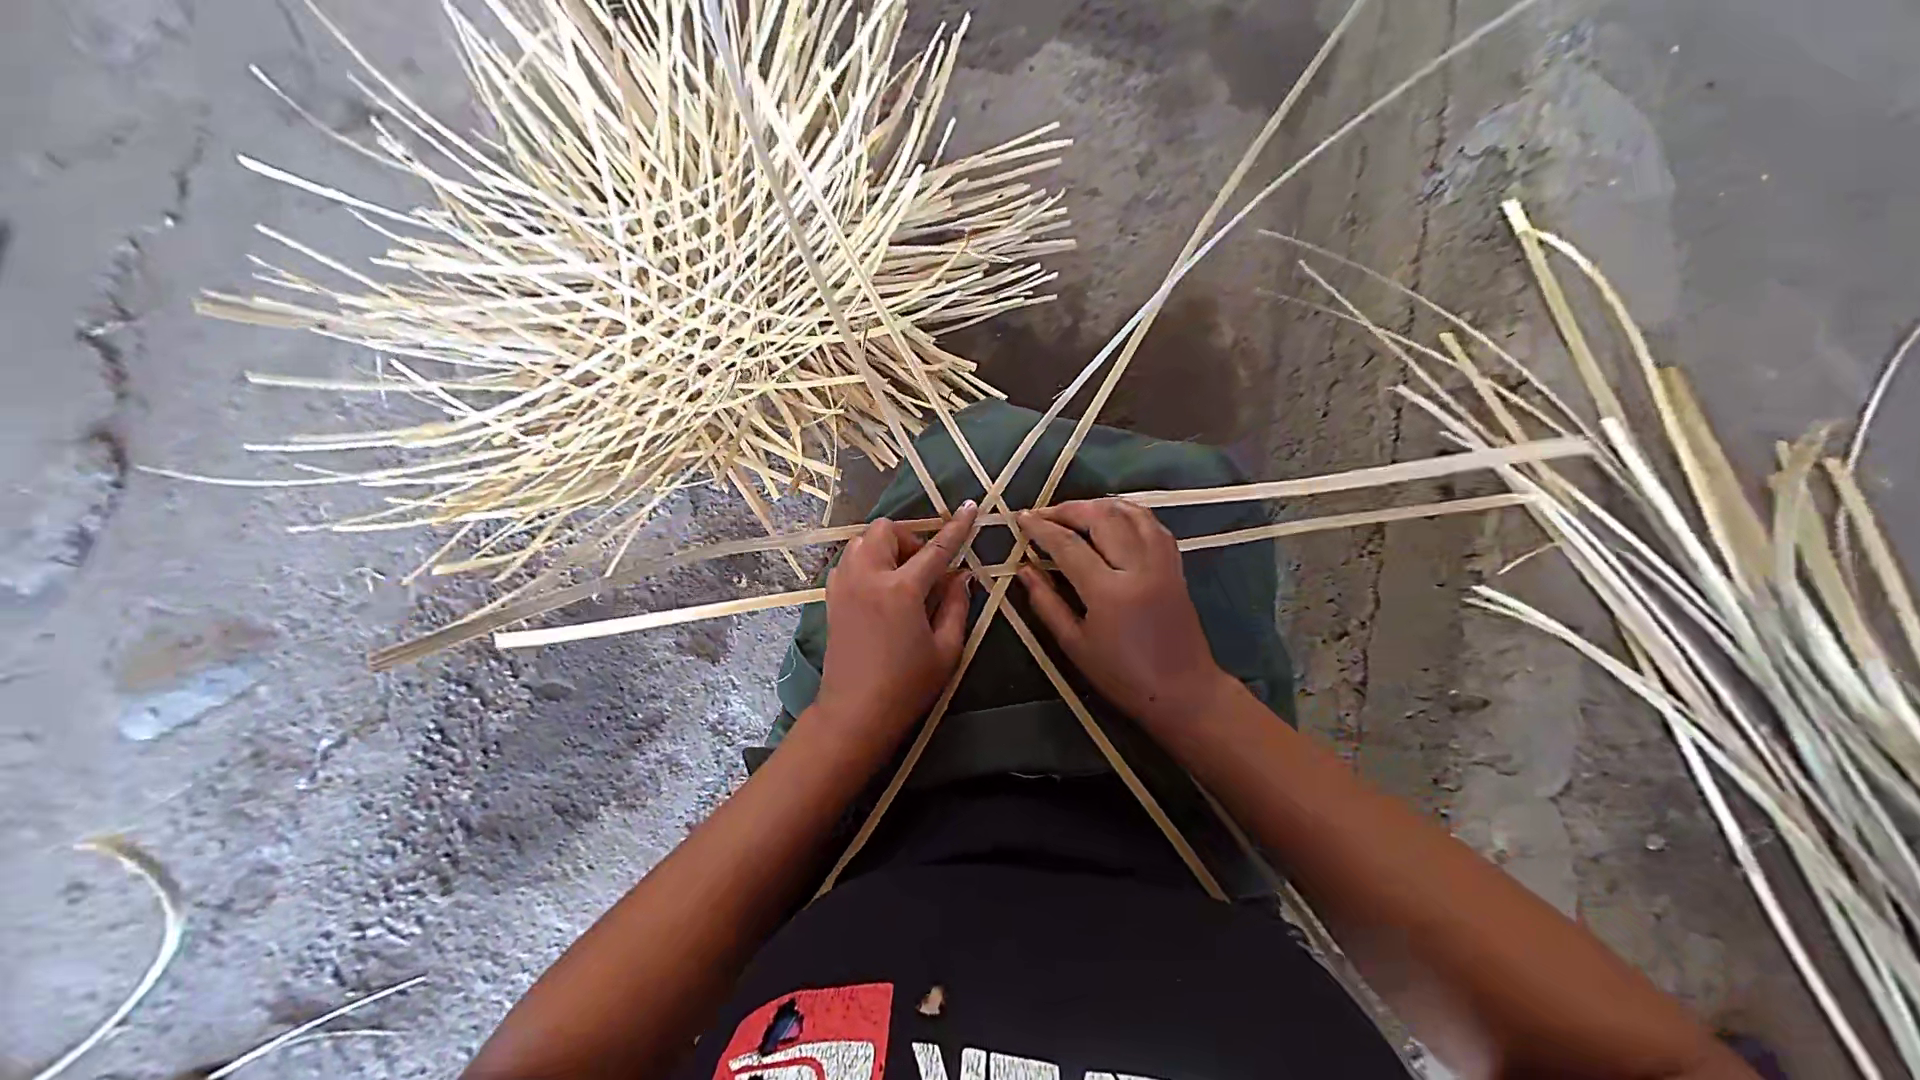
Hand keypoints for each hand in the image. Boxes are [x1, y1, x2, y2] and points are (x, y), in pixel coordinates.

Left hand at [812, 501, 978, 734]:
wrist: (855, 714)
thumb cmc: (908, 686)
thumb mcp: (946, 649)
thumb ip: (957, 605)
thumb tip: (963, 575)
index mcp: (900, 590)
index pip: (936, 549)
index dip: (957, 527)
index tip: (971, 506)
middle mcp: (867, 577)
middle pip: (885, 531)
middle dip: (909, 540)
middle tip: (925, 569)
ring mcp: (843, 586)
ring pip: (861, 542)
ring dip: (885, 548)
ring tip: (902, 578)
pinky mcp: (831, 599)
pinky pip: (848, 562)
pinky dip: (866, 563)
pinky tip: (880, 589)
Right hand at [1016, 499, 1237, 727]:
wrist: (1183, 691)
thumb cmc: (1122, 676)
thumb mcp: (1074, 645)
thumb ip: (1046, 602)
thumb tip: (1024, 569)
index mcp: (1109, 592)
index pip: (1068, 545)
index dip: (1040, 528)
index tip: (1021, 518)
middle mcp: (1138, 568)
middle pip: (1101, 518)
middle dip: (1068, 509)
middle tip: (1043, 513)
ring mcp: (1161, 563)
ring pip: (1130, 513)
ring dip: (1098, 505)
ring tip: (1073, 511)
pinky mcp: (1175, 565)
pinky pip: (1152, 524)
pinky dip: (1128, 512)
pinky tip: (1112, 517)